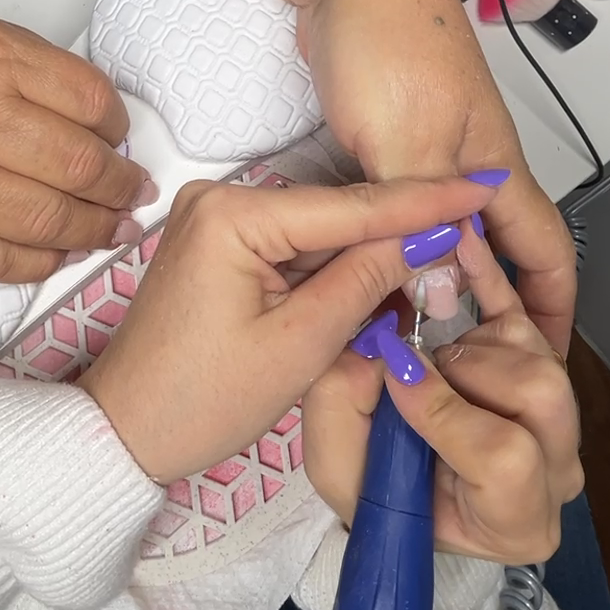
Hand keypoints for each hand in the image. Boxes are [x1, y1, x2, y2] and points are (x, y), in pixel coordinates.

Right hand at [0, 0, 154, 282]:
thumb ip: (26, 64)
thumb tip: (91, 116)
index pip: (91, 102)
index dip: (120, 128)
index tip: (122, 140)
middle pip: (82, 167)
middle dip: (123, 187)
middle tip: (136, 195)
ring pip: (49, 222)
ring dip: (96, 231)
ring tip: (115, 230)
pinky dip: (40, 264)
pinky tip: (59, 256)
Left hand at [78, 174, 498, 482]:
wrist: (127, 427)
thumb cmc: (201, 400)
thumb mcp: (298, 346)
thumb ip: (363, 282)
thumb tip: (425, 239)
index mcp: (233, 216)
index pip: (349, 205)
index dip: (423, 198)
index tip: (483, 182)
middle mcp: (221, 198)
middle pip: (334, 211)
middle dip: (402, 225)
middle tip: (474, 222)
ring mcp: (218, 215)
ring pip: (317, 227)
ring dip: (371, 245)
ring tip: (442, 249)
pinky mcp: (221, 238)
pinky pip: (292, 241)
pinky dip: (334, 260)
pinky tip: (382, 267)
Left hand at [299, 0, 577, 351]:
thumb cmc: (391, 44)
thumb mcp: (408, 141)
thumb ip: (428, 218)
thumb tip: (447, 296)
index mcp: (493, 167)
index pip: (544, 250)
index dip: (551, 307)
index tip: (541, 361)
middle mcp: (467, 163)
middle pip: (491, 247)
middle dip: (484, 303)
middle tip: (454, 359)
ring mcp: (424, 147)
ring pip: (439, 227)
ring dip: (431, 272)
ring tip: (404, 325)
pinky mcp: (385, 134)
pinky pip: (399, 204)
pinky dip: (391, 237)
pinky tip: (366, 261)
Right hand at [304, 224, 583, 564]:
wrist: (391, 471)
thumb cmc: (370, 483)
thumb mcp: (337, 465)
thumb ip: (347, 404)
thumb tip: (381, 340)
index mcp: (512, 520)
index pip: (507, 458)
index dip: (445, 408)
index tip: (393, 375)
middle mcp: (554, 472)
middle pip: (539, 396)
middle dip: (463, 367)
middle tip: (413, 358)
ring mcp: (558, 418)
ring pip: (539, 357)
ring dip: (470, 341)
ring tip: (427, 344)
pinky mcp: (538, 361)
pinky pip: (525, 311)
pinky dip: (490, 274)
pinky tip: (462, 239)